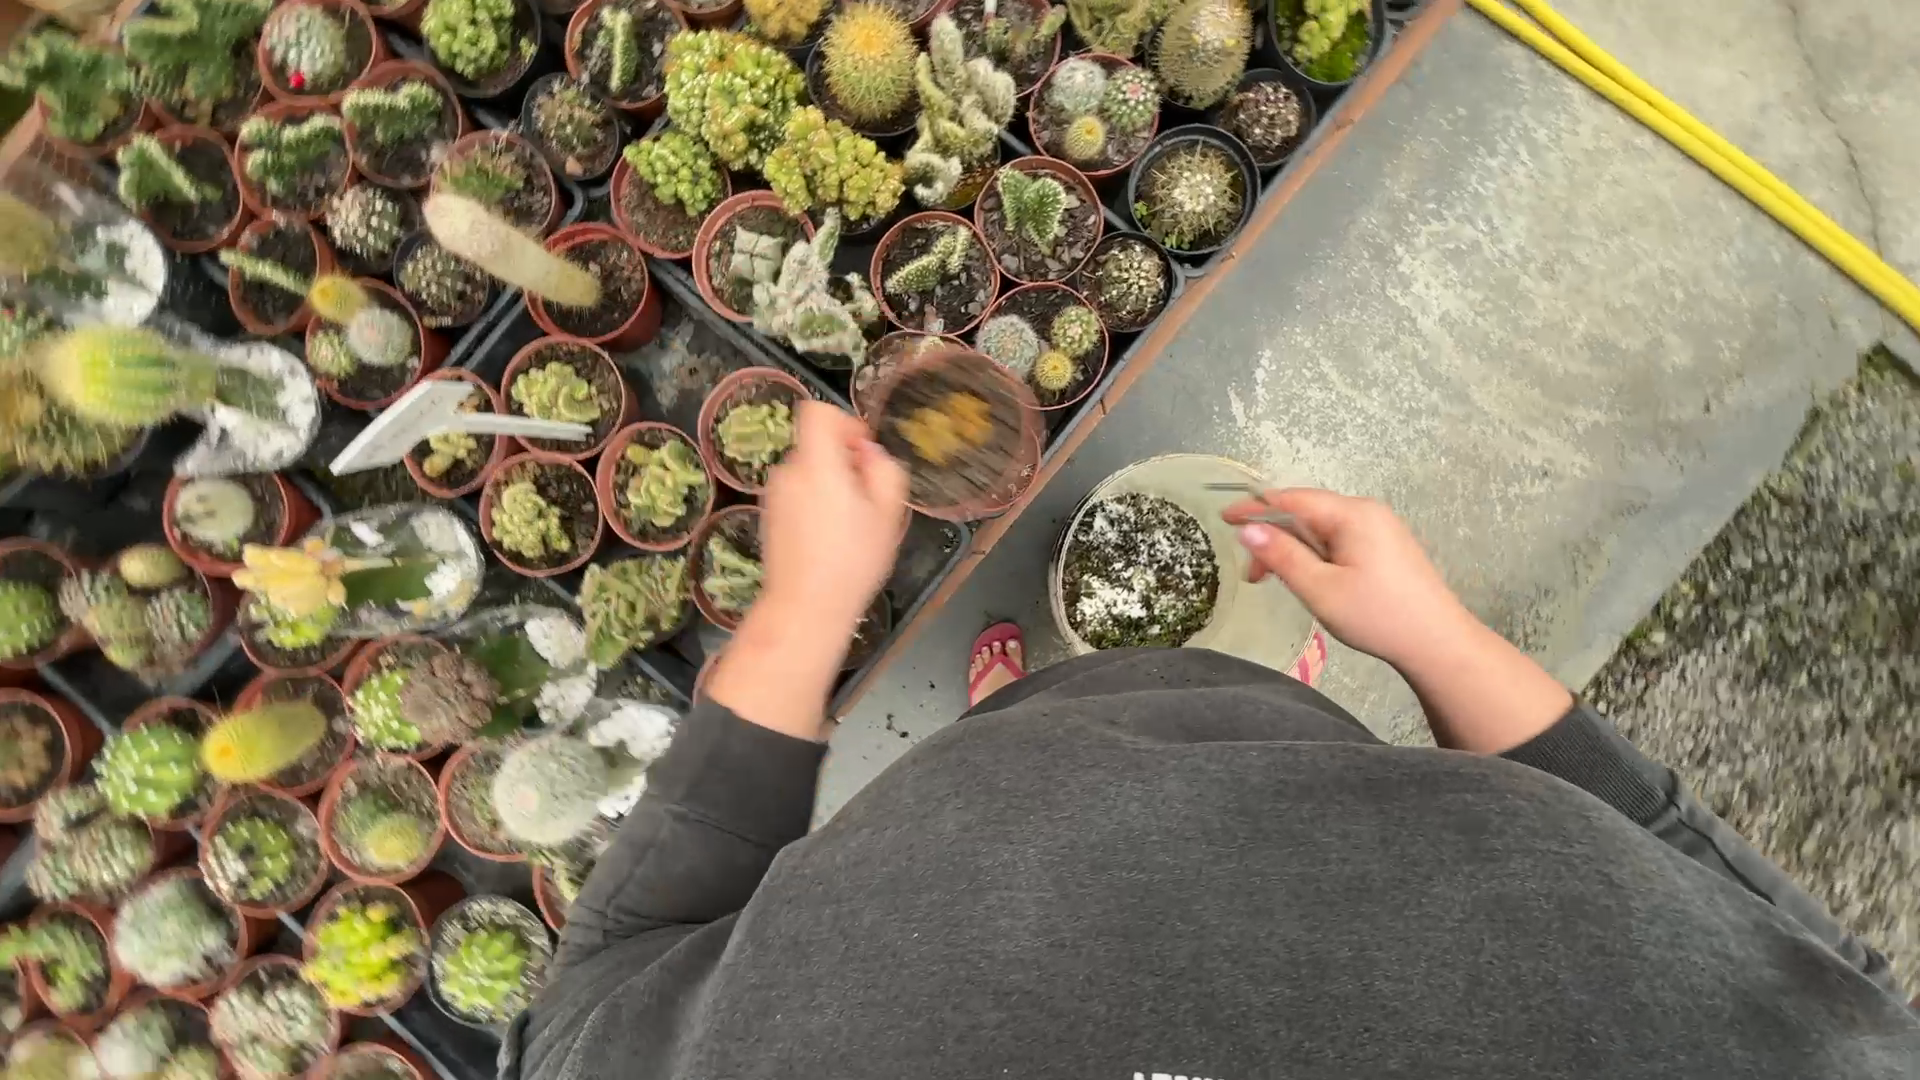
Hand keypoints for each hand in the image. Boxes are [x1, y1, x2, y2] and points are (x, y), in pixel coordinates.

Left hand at [757, 401, 909, 636]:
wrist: (805, 606)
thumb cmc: (852, 561)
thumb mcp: (888, 513)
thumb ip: (885, 469)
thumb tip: (870, 453)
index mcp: (818, 464)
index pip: (818, 412)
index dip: (844, 421)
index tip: (862, 451)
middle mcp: (789, 472)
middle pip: (816, 445)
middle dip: (843, 462)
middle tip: (867, 499)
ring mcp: (775, 495)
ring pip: (808, 472)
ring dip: (830, 485)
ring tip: (851, 524)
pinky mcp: (769, 516)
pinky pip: (797, 494)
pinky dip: (815, 504)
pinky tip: (831, 538)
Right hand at [1224, 490, 1570, 751]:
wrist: (1438, 644)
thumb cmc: (1376, 616)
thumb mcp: (1319, 588)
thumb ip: (1281, 555)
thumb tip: (1247, 528)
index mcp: (1352, 514)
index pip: (1290, 499)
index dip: (1254, 507)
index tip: (1224, 519)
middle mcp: (1366, 512)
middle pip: (1304, 512)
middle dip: (1272, 536)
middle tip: (1252, 574)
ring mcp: (1378, 527)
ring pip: (1318, 527)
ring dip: (1290, 548)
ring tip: (1273, 581)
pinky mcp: (1383, 545)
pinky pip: (1335, 538)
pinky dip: (1311, 553)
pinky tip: (1305, 576)